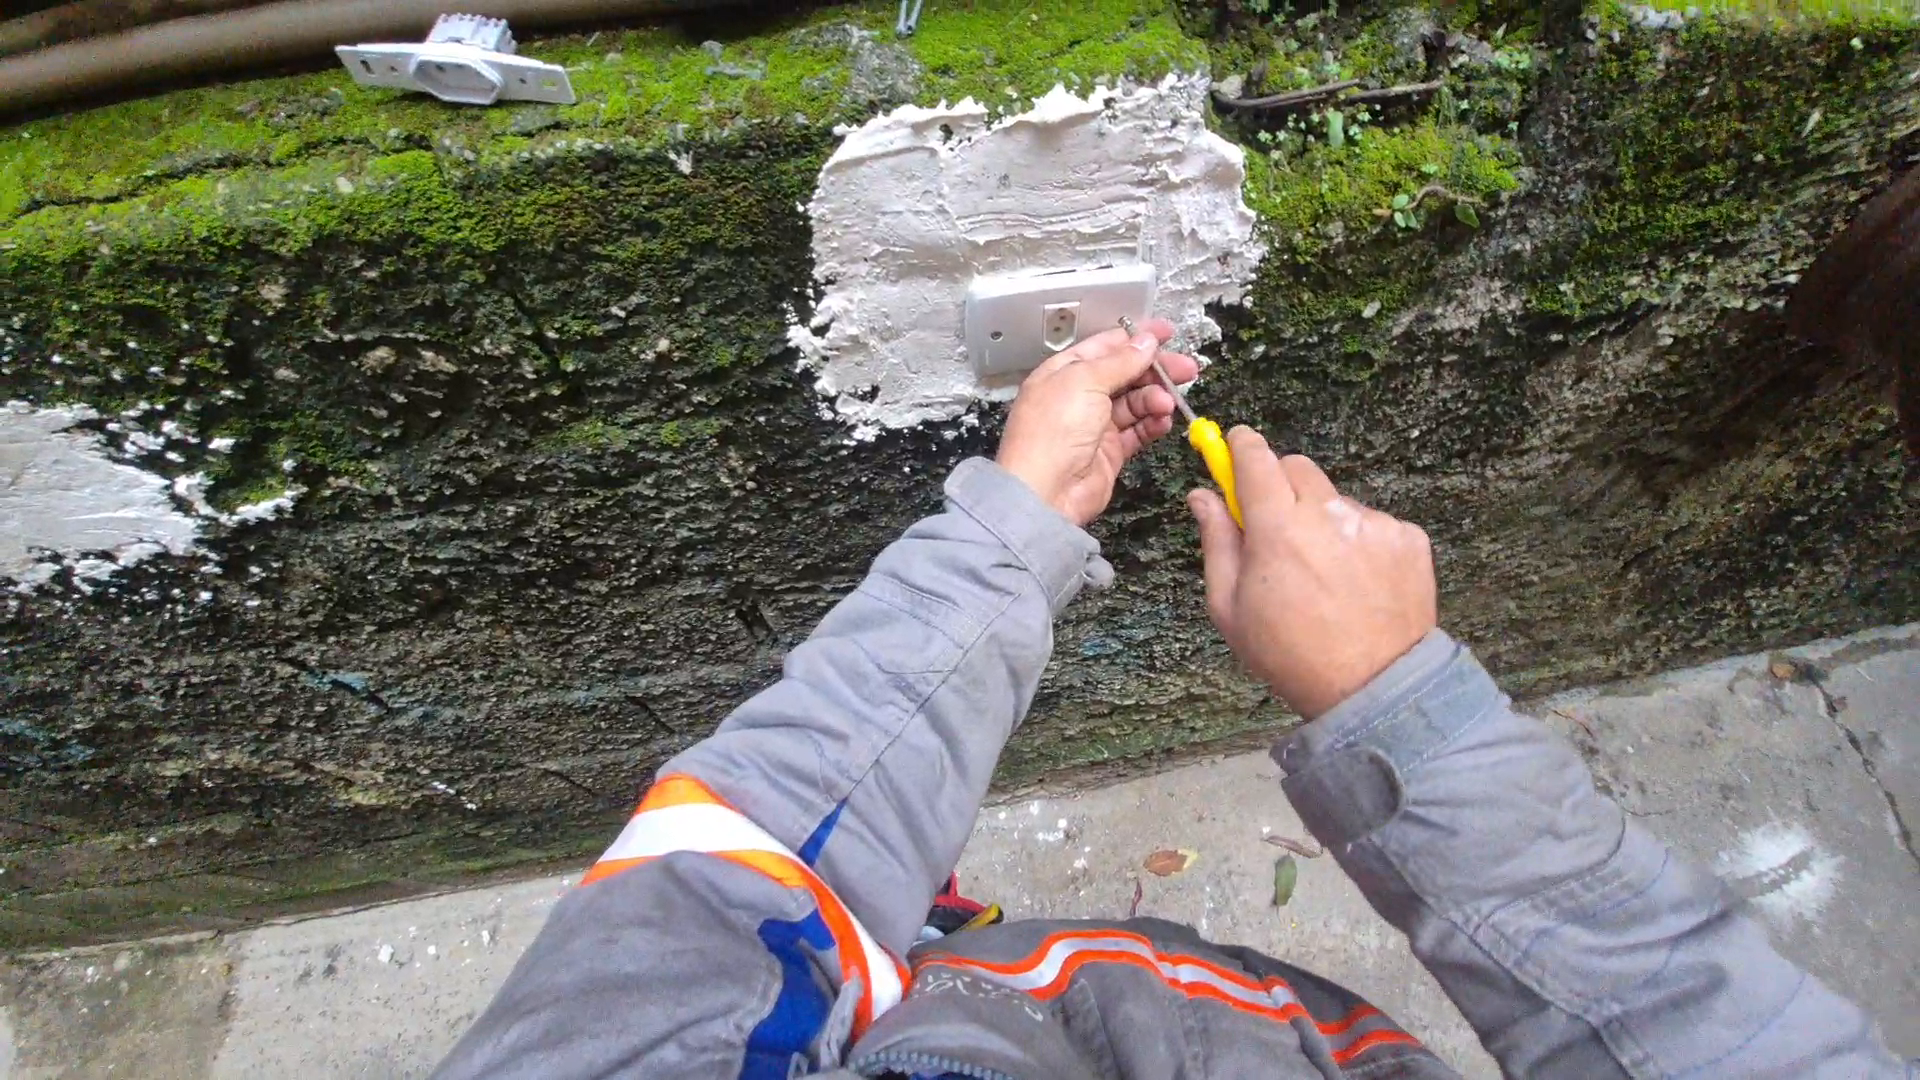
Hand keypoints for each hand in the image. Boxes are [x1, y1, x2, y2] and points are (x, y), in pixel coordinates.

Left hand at [995, 319, 1199, 526]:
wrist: (1045, 492)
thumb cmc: (1051, 433)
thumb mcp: (1084, 381)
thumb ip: (1120, 361)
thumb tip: (1145, 342)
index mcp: (1063, 373)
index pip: (1105, 347)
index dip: (1136, 339)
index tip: (1167, 333)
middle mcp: (1078, 397)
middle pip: (1125, 374)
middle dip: (1156, 369)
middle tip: (1186, 369)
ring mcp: (1094, 425)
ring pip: (1135, 403)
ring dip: (1156, 398)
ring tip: (1169, 402)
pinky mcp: (1108, 452)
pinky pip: (1138, 431)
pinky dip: (1153, 424)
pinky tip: (1164, 420)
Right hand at [1188, 428, 1436, 719]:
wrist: (1373, 688)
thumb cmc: (1287, 652)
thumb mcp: (1228, 604)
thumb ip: (1217, 540)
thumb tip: (1202, 496)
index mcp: (1278, 529)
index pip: (1256, 459)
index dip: (1240, 445)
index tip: (1233, 443)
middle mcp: (1328, 515)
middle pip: (1296, 467)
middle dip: (1277, 483)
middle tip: (1272, 524)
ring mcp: (1374, 524)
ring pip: (1333, 496)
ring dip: (1318, 515)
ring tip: (1319, 568)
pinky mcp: (1408, 538)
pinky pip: (1370, 520)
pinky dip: (1355, 537)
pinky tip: (1352, 578)